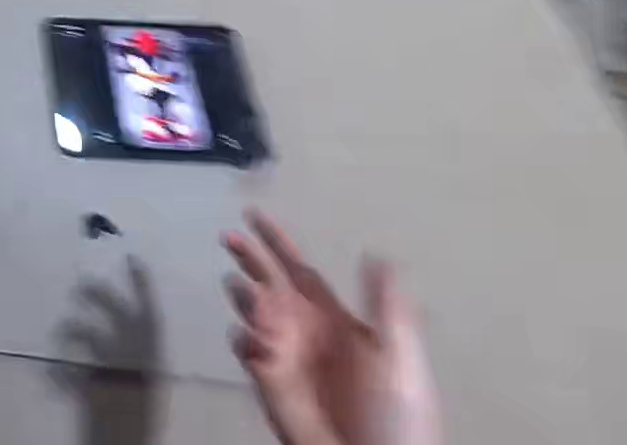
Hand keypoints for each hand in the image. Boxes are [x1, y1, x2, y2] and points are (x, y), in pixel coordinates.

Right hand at [223, 211, 440, 444]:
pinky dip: (244, 335)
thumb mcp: (398, 360)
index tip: (251, 213)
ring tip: (250, 296)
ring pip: (247, 303)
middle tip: (228, 236)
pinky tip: (258, 342)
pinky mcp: (262, 369)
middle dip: (246, 255)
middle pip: (264, 277)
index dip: (275, 239)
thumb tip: (379, 256)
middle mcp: (300, 323)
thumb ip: (387, 308)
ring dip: (243, 294)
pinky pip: (242, 342)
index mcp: (330, 315)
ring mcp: (279, 345)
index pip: (297, 267)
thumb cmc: (391, 413)